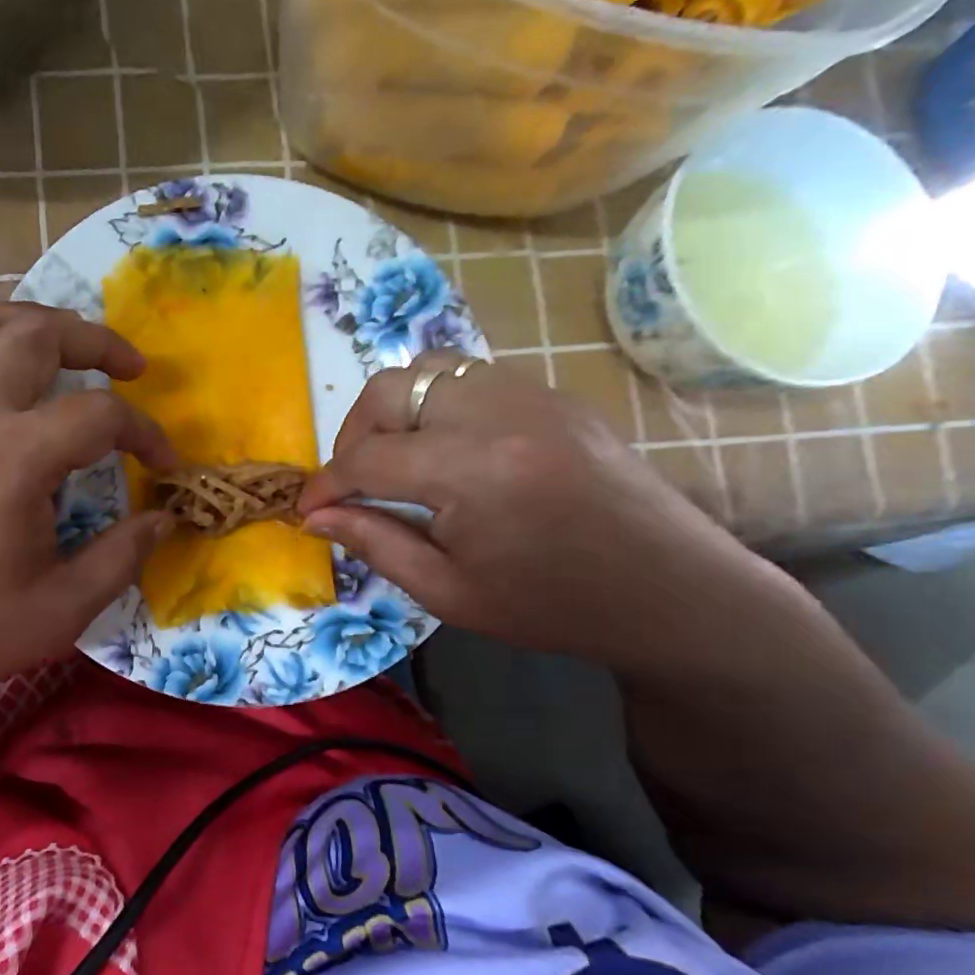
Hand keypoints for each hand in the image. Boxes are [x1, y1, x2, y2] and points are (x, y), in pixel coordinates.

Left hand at [0, 303, 177, 728]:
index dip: (146, 433)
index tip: (166, 465)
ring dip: (23, 320)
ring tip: (58, 338)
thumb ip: (122, 557)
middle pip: (34, 336)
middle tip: (128, 366)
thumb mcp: (59, 611)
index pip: (100, 415)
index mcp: (11, 458)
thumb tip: (165, 518)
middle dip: (93, 339)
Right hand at [299, 354, 784, 673]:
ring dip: (395, 410)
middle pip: (390, 390)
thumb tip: (317, 517)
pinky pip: (472, 377)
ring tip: (394, 458)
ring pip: (430, 369)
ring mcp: (530, 394)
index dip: (327, 484)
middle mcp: (496, 412)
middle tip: (351, 480)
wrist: (667, 591)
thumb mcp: (450, 592)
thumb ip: (375, 543)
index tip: (307, 508)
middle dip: (353, 433)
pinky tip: (445, 449)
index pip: (368, 460)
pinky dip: (438, 404)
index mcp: (470, 470)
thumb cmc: (551, 605)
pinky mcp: (551, 395)